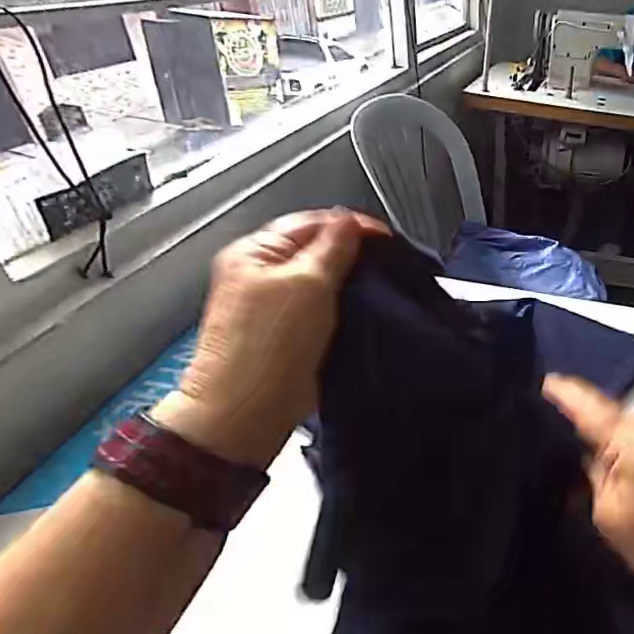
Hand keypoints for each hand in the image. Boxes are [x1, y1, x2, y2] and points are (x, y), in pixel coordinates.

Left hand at [153, 209, 385, 466]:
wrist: (250, 412)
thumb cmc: (262, 351)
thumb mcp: (307, 284)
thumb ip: (332, 247)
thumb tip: (349, 221)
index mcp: (253, 253)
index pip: (310, 223)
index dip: (350, 227)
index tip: (383, 239)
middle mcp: (259, 277)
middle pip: (315, 252)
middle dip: (349, 258)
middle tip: (379, 268)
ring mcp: (272, 309)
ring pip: (320, 285)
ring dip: (345, 289)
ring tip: (369, 295)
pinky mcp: (287, 337)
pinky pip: (320, 314)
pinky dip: (339, 314)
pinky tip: (355, 317)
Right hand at [544, 374, 633, 633]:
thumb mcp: (608, 517)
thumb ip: (593, 473)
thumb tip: (586, 452)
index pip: (592, 409)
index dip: (566, 394)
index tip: (549, 384)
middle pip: (620, 417)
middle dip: (604, 436)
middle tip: (593, 468)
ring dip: (631, 447)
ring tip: (633, 490)